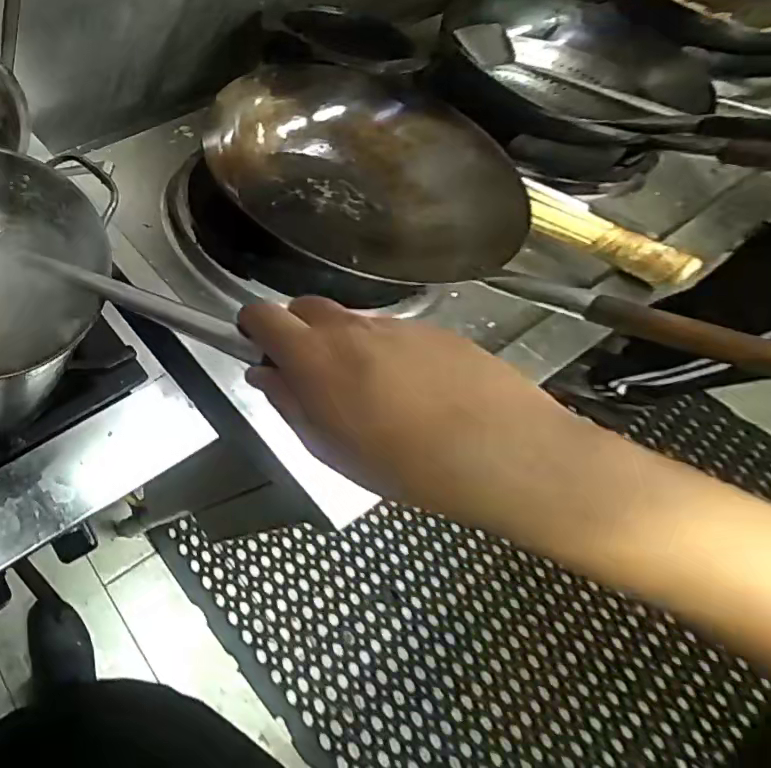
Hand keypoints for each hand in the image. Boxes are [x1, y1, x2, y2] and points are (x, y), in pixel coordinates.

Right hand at [238, 296, 612, 543]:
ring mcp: (396, 327)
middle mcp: (348, 328)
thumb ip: (286, 402)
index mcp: (311, 354)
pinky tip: (417, 392)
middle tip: (311, 372)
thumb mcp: (327, 447)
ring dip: (344, 343)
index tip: (258, 349)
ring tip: (371, 390)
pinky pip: (395, 334)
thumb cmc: (407, 464)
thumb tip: (264, 375)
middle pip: (303, 307)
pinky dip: (389, 353)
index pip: (260, 313)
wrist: (519, 460)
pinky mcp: (439, 333)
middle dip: (296, 330)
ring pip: (351, 322)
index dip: (251, 327)